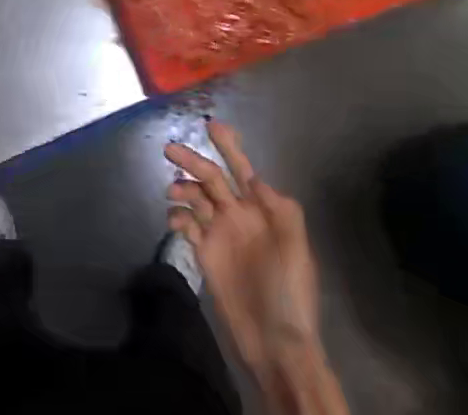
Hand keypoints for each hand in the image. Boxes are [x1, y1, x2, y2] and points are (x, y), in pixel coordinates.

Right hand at [166, 122, 337, 411]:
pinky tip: (175, 221)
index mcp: (263, 211)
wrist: (276, 343)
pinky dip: (177, 216)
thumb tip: (255, 178)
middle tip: (169, 148)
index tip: (212, 125)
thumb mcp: (297, 249)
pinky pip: (186, 225)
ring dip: (183, 187)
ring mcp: (220, 234)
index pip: (243, 170)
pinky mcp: (204, 254)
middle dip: (193, 160)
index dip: (229, 147)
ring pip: (196, 198)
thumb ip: (281, 210)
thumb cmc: (290, 294)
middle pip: (212, 178)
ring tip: (174, 192)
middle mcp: (238, 215)